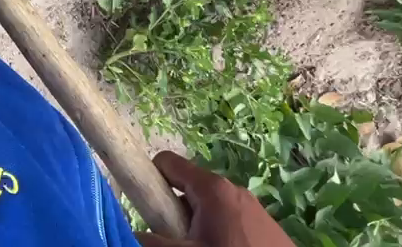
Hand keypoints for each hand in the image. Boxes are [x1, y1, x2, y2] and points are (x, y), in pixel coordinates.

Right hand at [136, 152, 293, 246]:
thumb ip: (153, 242)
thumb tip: (131, 233)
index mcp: (211, 187)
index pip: (167, 162)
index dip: (151, 181)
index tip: (150, 209)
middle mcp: (233, 189)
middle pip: (188, 189)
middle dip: (177, 213)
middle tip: (182, 241)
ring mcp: (255, 208)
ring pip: (211, 208)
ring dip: (201, 226)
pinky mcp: (271, 229)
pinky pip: (234, 222)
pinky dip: (224, 236)